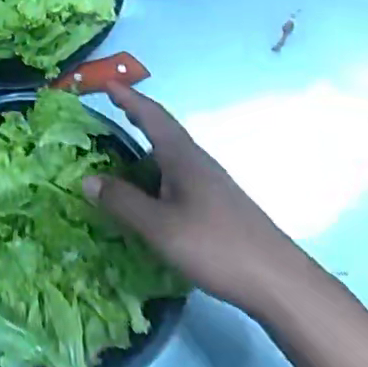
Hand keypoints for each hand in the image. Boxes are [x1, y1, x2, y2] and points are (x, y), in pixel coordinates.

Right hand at [84, 82, 317, 313]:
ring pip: (172, 155)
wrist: (280, 283)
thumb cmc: (216, 246)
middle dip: (138, 117)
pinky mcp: (218, 206)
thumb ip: (122, 202)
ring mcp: (211, 185)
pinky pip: (179, 176)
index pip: (152, 117)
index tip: (107, 83)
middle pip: (164, 131)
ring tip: (123, 150)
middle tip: (113, 107)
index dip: (129, 98)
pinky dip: (157, 171)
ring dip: (147, 145)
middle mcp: (198, 163)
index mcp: (183, 158)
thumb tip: (87, 180)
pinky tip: (152, 191)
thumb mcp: (159, 227)